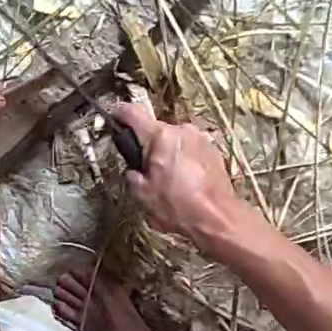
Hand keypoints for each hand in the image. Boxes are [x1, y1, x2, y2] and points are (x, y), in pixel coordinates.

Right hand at [111, 102, 252, 251]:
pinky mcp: (213, 152)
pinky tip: (185, 185)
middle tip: (147, 174)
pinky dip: (185, 164)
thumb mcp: (142, 194)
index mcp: (160, 136)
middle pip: (156, 131)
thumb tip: (134, 172)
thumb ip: (132, 175)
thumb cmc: (182, 206)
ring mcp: (200, 140)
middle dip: (149, 149)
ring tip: (170, 184)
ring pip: (175, 142)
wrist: (216, 218)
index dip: (119, 114)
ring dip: (169, 157)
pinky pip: (191, 151)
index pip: (132, 113)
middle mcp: (182, 131)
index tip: (115, 117)